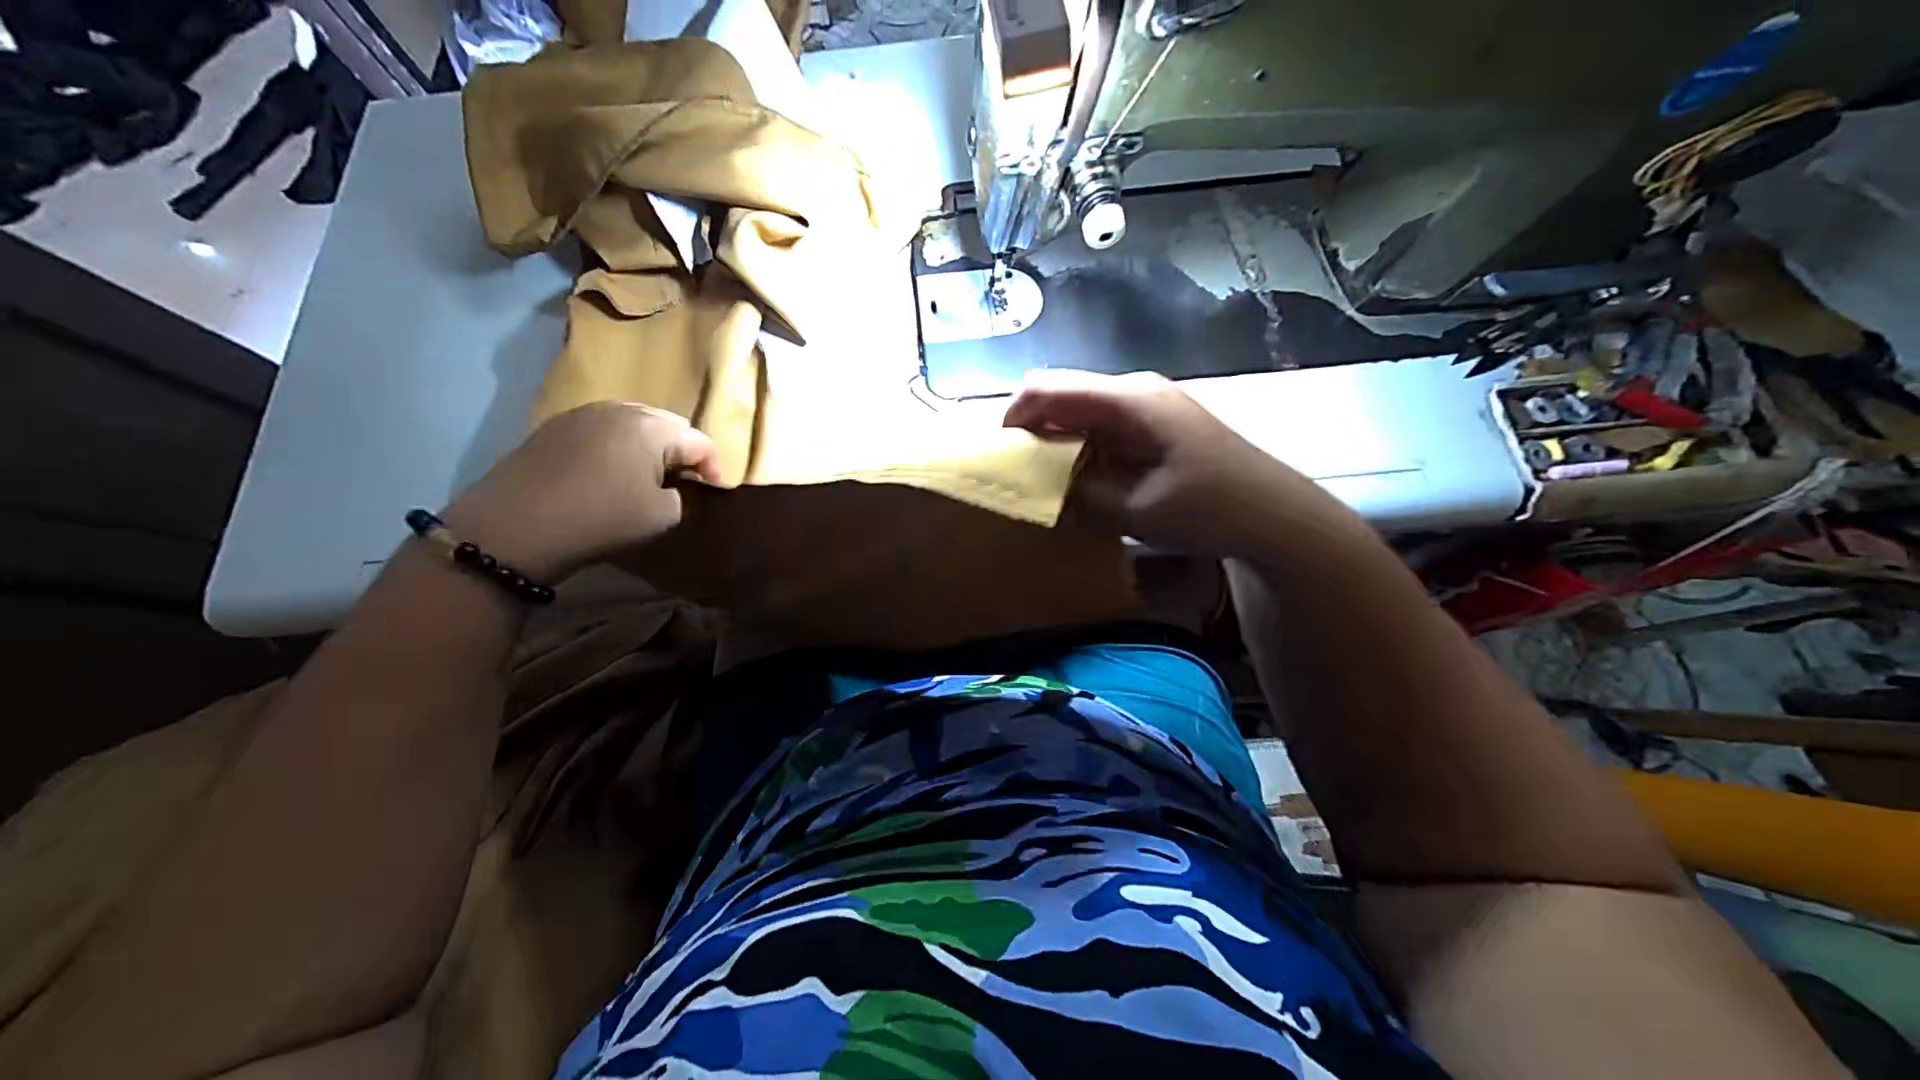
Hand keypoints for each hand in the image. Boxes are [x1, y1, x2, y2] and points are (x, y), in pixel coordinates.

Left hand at [441, 402, 720, 579]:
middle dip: (681, 452)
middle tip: (682, 484)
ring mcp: (582, 414)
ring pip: (633, 425)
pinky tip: (608, 476)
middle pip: (668, 425)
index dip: (714, 469)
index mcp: (652, 426)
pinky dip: (616, 449)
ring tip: (646, 478)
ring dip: (647, 448)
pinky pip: (602, 432)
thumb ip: (683, 496)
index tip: (713, 494)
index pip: (701, 441)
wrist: (516, 528)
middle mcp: (620, 409)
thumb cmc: (602, 519)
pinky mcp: (553, 428)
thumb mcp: (663, 517)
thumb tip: (676, 486)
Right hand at [1003, 371, 1330, 556]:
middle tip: (1016, 473)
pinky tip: (1082, 479)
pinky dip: (1081, 447)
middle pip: (1062, 393)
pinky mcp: (1157, 422)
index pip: (1048, 388)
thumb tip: (1038, 480)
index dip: (1013, 415)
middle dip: (1032, 429)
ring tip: (1044, 480)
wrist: (1275, 516)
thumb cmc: (1210, 510)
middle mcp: (1135, 390)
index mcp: (1129, 400)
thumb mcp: (1135, 510)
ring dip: (1056, 440)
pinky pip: (1102, 424)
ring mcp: (1148, 404)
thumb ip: (1079, 491)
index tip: (997, 455)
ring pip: (1080, 409)